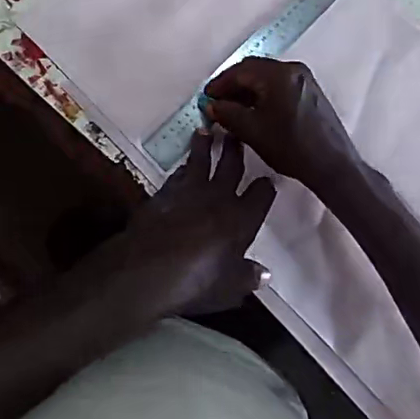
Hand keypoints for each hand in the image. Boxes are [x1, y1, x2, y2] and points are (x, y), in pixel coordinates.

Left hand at [81, 130, 276, 316]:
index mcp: (241, 218)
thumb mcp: (230, 287)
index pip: (261, 195)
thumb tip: (263, 273)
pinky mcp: (165, 192)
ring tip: (206, 131)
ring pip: (201, 161)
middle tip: (236, 133)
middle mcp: (218, 198)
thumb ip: (247, 276)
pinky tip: (185, 165)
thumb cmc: (198, 280)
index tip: (269, 179)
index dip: (266, 187)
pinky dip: (184, 167)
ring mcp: (189, 191)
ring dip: (205, 146)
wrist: (150, 266)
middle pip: (231, 167)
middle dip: (235, 150)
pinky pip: (179, 174)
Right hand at [204, 57, 359, 188]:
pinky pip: (278, 85)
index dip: (219, 84)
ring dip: (247, 90)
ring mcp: (304, 80)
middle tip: (217, 102)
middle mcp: (293, 71)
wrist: (331, 165)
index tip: (207, 97)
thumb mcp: (251, 130)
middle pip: (253, 70)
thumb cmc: (292, 147)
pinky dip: (262, 94)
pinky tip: (252, 112)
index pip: (240, 71)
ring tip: (232, 110)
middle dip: (232, 85)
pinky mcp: (309, 92)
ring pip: (266, 78)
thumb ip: (226, 113)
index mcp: (279, 75)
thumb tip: (211, 105)